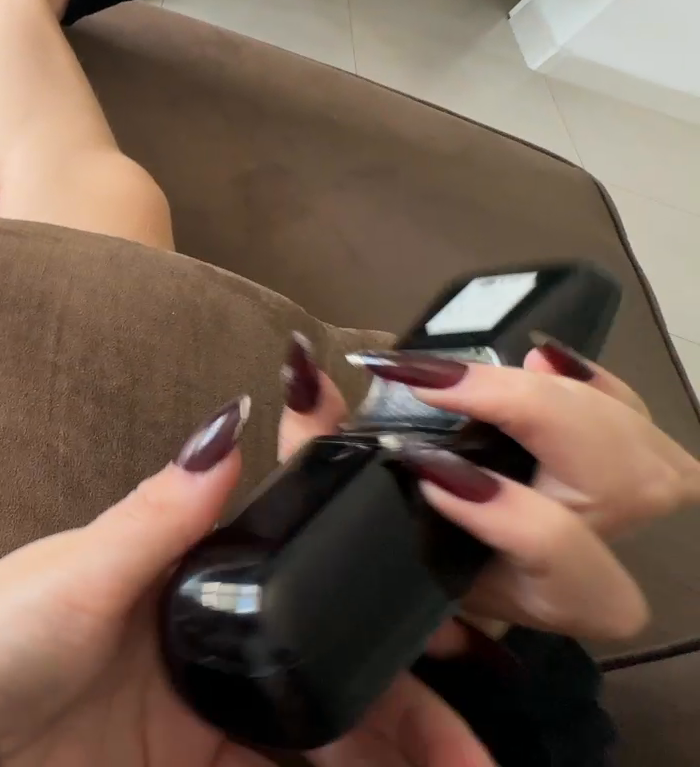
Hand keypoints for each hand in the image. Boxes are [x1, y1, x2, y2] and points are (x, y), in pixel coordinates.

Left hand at [0, 397, 492, 766]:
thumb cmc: (7, 624)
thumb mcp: (85, 568)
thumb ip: (161, 512)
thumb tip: (226, 422)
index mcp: (183, 574)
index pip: (292, 569)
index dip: (367, 586)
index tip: (450, 617)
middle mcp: (207, 636)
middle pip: (329, 663)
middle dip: (407, 700)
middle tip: (470, 747)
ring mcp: (208, 707)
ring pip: (329, 732)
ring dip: (397, 754)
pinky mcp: (202, 765)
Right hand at [281, 334, 699, 641]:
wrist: (420, 563)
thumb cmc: (369, 538)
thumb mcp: (323, 501)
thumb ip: (311, 443)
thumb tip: (301, 367)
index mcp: (516, 590)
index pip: (564, 568)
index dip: (513, 516)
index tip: (418, 461)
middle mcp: (583, 564)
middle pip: (620, 490)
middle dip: (535, 416)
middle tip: (437, 382)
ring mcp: (608, 521)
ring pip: (650, 461)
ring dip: (577, 400)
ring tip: (504, 360)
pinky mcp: (611, 481)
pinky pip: (650, 439)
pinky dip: (607, 392)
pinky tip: (547, 361)